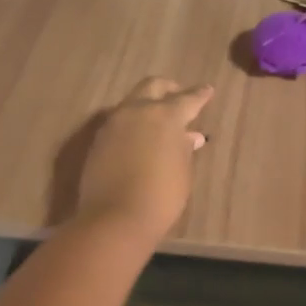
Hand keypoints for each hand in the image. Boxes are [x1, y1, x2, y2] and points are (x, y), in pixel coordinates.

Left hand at [75, 77, 212, 242]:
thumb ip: (183, 148)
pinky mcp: (98, 140)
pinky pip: (119, 122)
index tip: (208, 89)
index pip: (187, 99)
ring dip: (146, 106)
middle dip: (168, 89)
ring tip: (157, 121)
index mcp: (165, 115)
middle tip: (178, 96)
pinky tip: (139, 138)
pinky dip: (132, 124)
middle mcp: (136, 111)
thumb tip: (189, 136)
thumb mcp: (181, 171)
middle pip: (152, 87)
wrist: (115, 217)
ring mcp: (113, 124)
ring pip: (132, 103)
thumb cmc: (161, 196)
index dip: (200, 94)